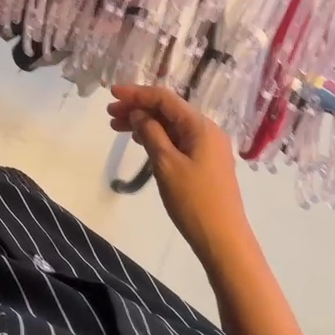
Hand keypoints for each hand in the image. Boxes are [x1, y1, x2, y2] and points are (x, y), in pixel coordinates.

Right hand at [108, 84, 252, 260]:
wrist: (224, 241)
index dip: (137, 93)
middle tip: (110, 114)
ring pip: (171, 126)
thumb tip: (139, 113)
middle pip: (168, 110)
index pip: (164, 98)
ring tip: (117, 127)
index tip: (111, 93)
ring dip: (145, 123)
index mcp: (200, 126)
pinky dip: (157, 137)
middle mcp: (207, 131)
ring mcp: (208, 148)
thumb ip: (151, 133)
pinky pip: (177, 140)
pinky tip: (140, 141)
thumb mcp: (166, 164)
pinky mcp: (205, 163)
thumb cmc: (194, 200)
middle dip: (138, 108)